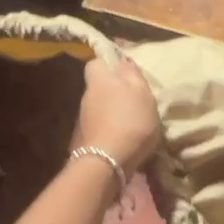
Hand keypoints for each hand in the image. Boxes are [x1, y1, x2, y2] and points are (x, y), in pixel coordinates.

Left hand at [73, 55, 160, 174]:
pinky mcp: (82, 140)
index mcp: (99, 79)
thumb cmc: (130, 121)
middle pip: (97, 87)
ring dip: (110, 113)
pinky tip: (121, 140)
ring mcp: (81, 119)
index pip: (96, 62)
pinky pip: (98, 128)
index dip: (109, 65)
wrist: (107, 162)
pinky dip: (108, 131)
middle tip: (132, 102)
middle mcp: (86, 96)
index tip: (124, 74)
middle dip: (111, 92)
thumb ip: (132, 74)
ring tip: (130, 125)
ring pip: (97, 108)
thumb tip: (123, 61)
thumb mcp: (142, 93)